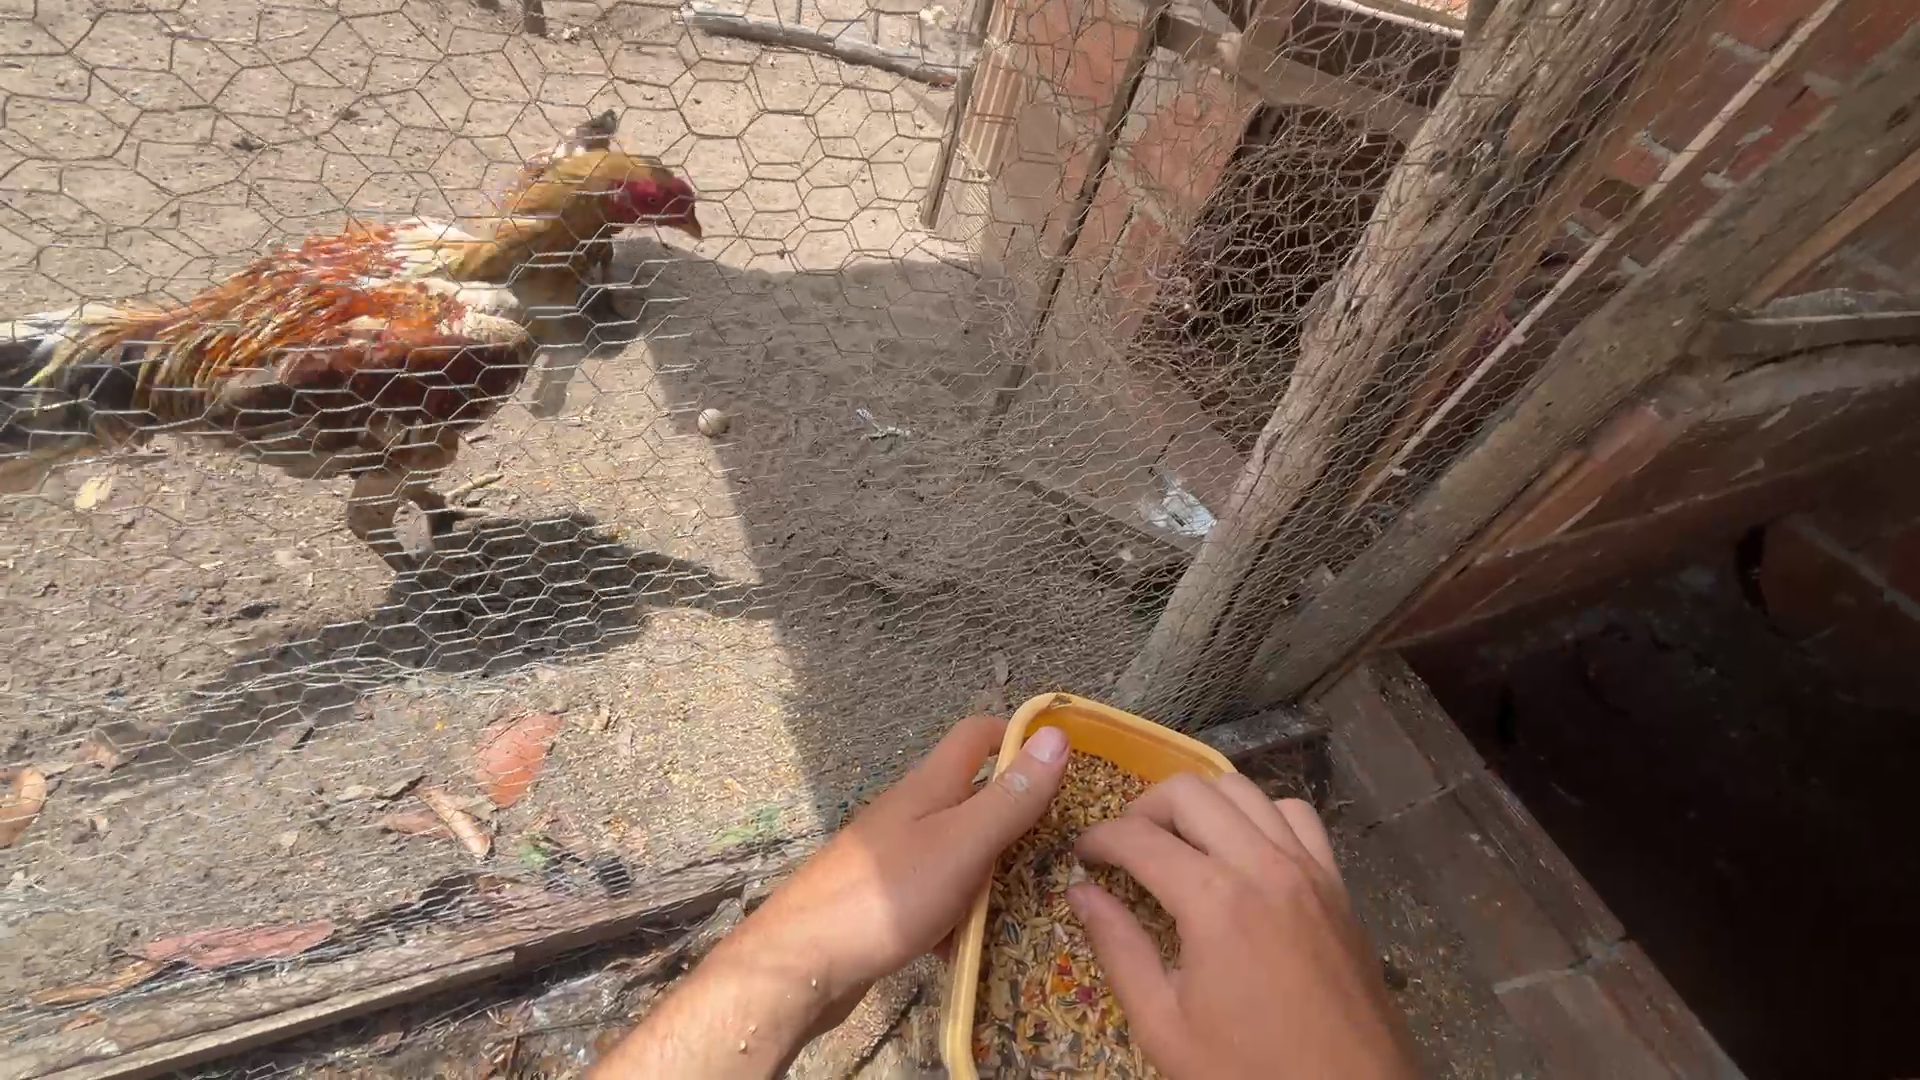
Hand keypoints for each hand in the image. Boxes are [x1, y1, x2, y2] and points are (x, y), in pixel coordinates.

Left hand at [734, 713, 1070, 1017]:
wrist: (800, 963)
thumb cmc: (887, 895)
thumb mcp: (962, 843)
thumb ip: (1010, 796)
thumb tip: (1056, 735)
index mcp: (932, 785)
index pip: (978, 734)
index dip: (1018, 734)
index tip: (1064, 759)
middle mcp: (914, 809)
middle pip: (974, 792)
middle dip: (1017, 810)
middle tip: (1064, 840)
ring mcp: (898, 853)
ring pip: (960, 845)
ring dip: (993, 865)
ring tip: (1036, 896)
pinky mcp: (889, 895)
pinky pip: (939, 888)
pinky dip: (961, 906)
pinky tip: (974, 940)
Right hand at [1071, 774, 1421, 1079]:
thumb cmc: (1251, 1075)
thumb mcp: (1165, 1027)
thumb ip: (1117, 948)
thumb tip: (1080, 892)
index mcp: (1215, 901)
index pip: (1138, 838)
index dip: (1099, 838)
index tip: (1082, 854)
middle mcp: (1262, 865)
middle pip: (1188, 792)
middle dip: (1142, 808)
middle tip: (1125, 847)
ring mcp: (1307, 869)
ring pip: (1241, 789)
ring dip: (1199, 803)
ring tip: (1180, 841)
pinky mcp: (1337, 884)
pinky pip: (1294, 815)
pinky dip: (1260, 814)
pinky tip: (1244, 850)